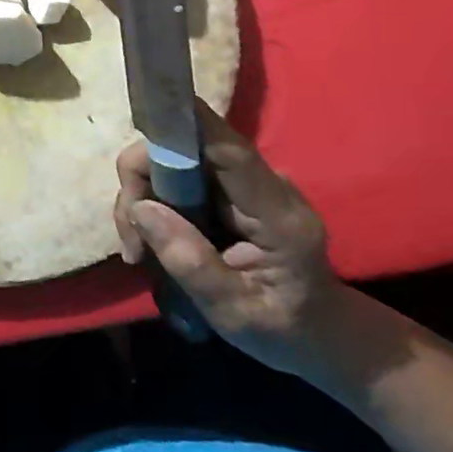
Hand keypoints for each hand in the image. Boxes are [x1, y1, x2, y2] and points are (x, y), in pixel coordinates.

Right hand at [113, 100, 344, 375]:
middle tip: (131, 242)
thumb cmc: (286, 331)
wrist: (321, 337)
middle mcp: (261, 186)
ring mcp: (242, 185)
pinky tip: (148, 240)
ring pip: (169, 164)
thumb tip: (141, 208)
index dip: (187, 122)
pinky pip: (173, 178)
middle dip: (141, 184)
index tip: (145, 115)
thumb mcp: (235, 314)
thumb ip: (190, 262)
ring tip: (137, 251)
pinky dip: (150, 204)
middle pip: (184, 153)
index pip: (230, 150)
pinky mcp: (225, 189)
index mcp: (278, 214)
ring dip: (140, 199)